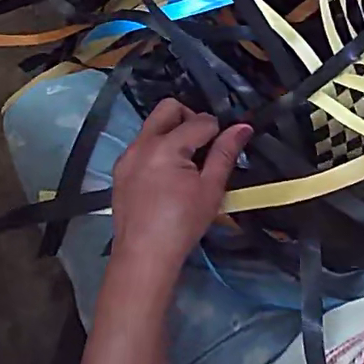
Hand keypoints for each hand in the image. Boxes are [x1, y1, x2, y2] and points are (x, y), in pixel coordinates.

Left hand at [109, 99, 251, 286]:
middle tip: (203, 145)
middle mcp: (142, 143)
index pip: (200, 120)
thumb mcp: (211, 189)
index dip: (218, 131)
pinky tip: (167, 176)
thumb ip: (226, 153)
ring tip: (186, 164)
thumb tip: (243, 126)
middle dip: (190, 118)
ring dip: (173, 133)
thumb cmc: (182, 223)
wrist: (144, 255)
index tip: (223, 150)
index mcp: (166, 146)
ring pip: (153, 125)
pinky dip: (158, 148)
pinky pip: (142, 144)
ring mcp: (127, 155)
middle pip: (169, 108)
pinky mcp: (120, 168)